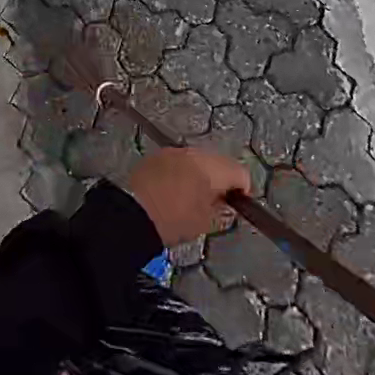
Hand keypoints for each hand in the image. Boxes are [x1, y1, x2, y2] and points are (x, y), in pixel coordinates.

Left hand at [125, 147, 251, 245]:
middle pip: (218, 162)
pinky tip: (174, 189)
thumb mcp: (205, 222)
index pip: (239, 172)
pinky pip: (177, 160)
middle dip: (221, 179)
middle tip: (216, 202)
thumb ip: (221, 211)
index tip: (238, 204)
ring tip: (193, 197)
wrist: (131, 212)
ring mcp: (173, 152)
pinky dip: (181, 171)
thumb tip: (226, 205)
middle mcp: (193, 153)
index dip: (243, 189)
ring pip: (197, 159)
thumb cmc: (173, 220)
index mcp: (211, 168)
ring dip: (200, 174)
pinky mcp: (156, 155)